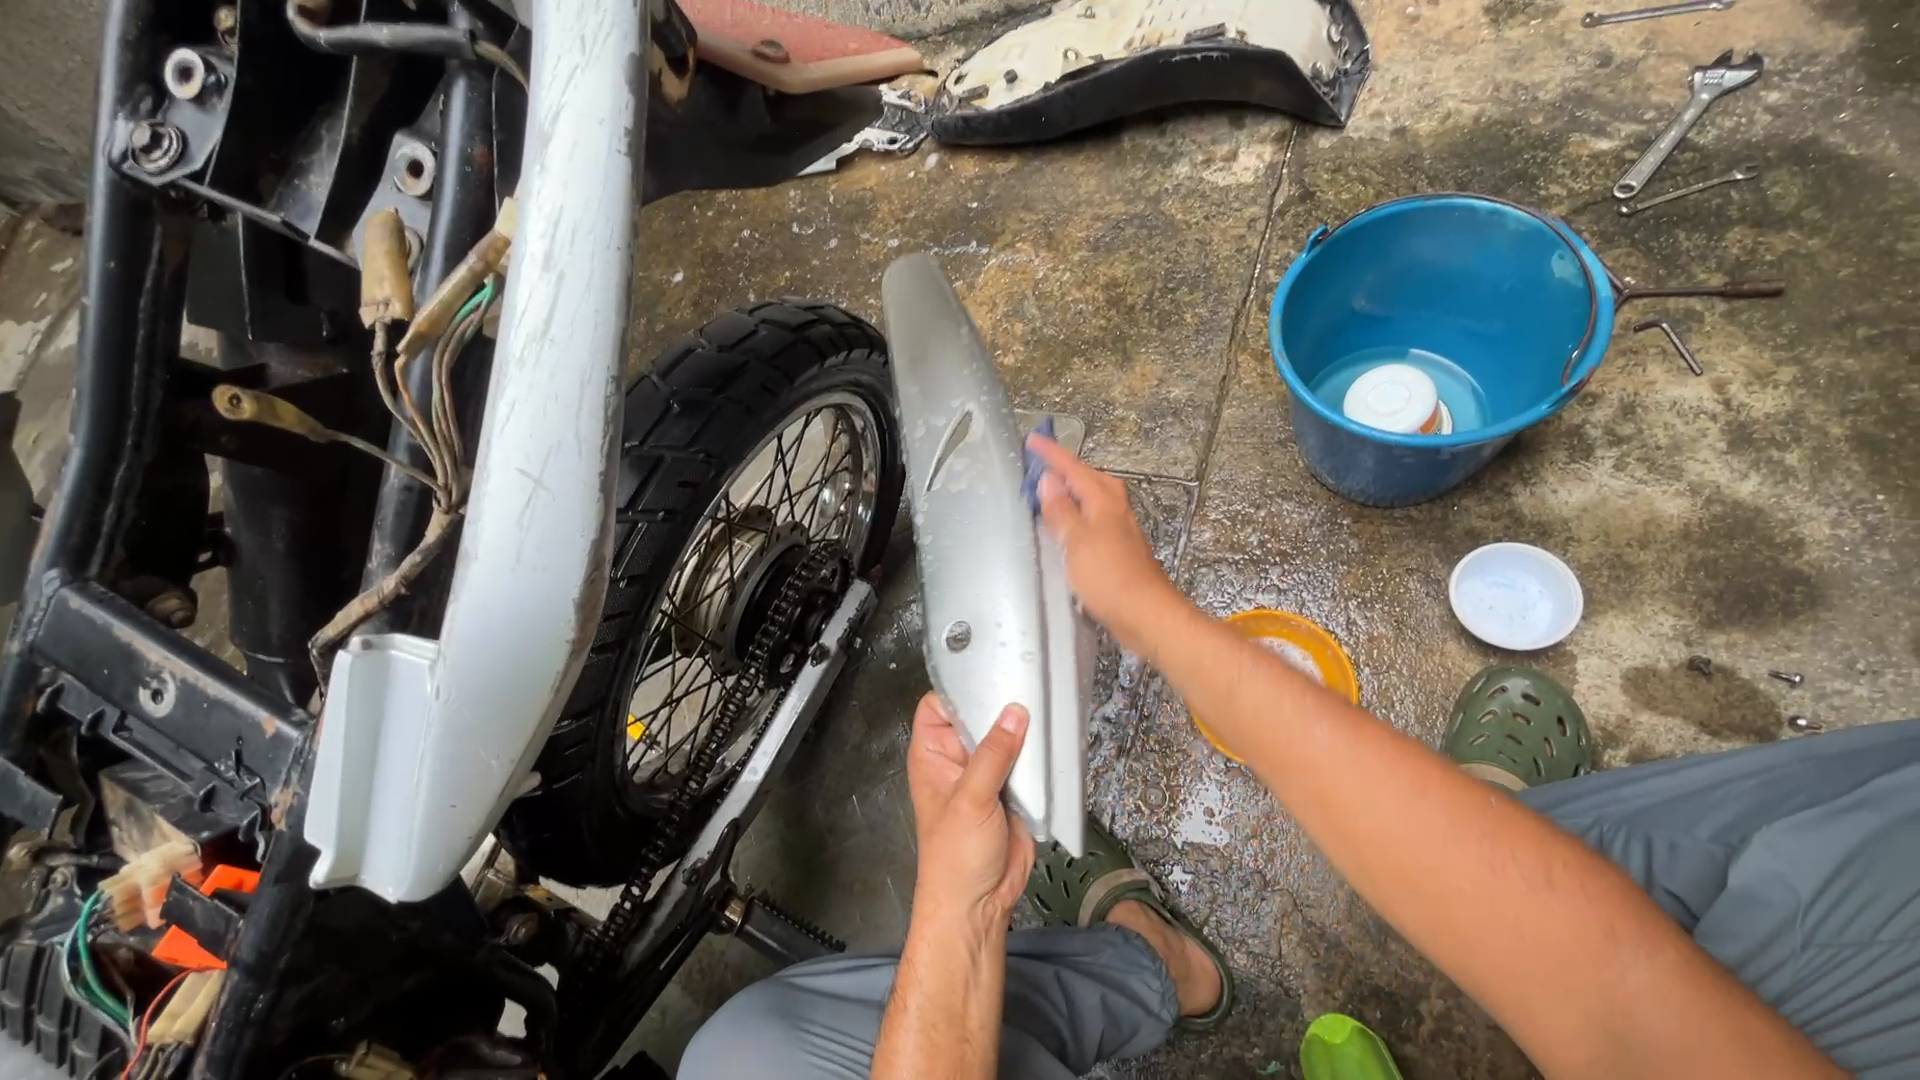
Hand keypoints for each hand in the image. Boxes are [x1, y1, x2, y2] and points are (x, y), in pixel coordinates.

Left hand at [906, 692, 1034, 930]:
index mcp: (933, 754)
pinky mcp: (1014, 788)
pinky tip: (1055, 729)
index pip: (940, 704)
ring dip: (1024, 727)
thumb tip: (1015, 712)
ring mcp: (988, 772)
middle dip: (1001, 702)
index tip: (990, 667)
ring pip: (1006, 736)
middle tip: (1029, 677)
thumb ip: (993, 755)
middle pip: (979, 716)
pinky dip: (1039, 750)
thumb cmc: (956, 855)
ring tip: (1047, 697)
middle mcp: (959, 758)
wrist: (980, 904)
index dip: (961, 687)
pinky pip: (1026, 760)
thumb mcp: (971, 799)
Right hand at [1027, 434, 1180, 644]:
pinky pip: (1093, 521)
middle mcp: (1114, 510)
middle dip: (1067, 469)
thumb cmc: (1110, 577)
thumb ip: (1062, 511)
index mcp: (1103, 501)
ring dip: (1073, 492)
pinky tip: (1068, 529)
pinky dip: (1078, 516)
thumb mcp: (1077, 541)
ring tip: (1050, 492)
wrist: (1144, 614)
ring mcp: (1118, 530)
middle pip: (1089, 479)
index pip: (1073, 469)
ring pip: (1094, 499)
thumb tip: (1049, 481)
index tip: (1034, 439)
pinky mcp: (1118, 551)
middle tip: (1042, 464)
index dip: (1052, 455)